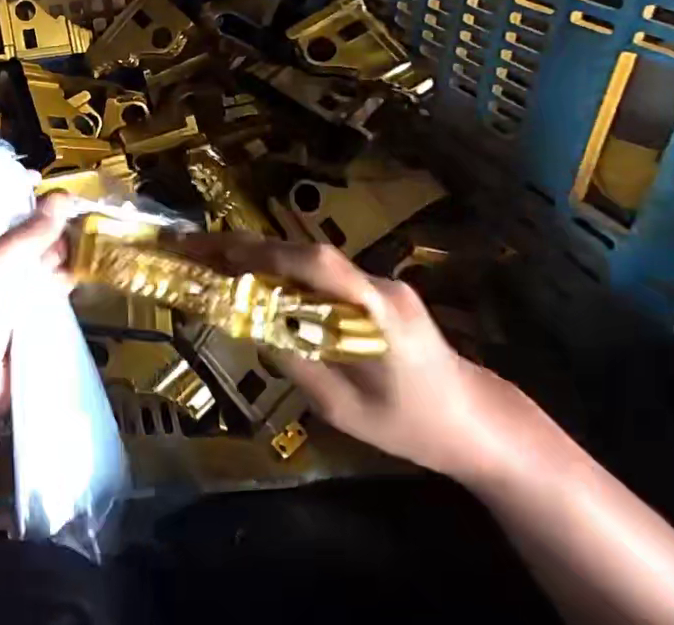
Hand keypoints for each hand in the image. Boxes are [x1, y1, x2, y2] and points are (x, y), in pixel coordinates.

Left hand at [0, 193, 75, 449]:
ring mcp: (7, 289)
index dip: (20, 192)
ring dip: (56, 254)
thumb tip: (61, 199)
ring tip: (60, 265)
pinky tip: (69, 281)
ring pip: (40, 257)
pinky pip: (49, 286)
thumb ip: (22, 239)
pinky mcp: (26, 314)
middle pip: (25, 229)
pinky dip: (60, 280)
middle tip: (61, 232)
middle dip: (46, 226)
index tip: (50, 184)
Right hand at [185, 235, 538, 482]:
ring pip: (308, 258)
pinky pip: (318, 273)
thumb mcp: (344, 408)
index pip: (319, 266)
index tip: (221, 255)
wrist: (479, 424)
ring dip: (258, 255)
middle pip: (306, 252)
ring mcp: (377, 284)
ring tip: (208, 258)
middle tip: (194, 246)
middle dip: (246, 247)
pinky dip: (278, 270)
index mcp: (378, 311)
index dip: (268, 256)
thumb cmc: (414, 425)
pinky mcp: (371, 293)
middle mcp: (378, 285)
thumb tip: (247, 326)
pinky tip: (249, 278)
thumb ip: (295, 363)